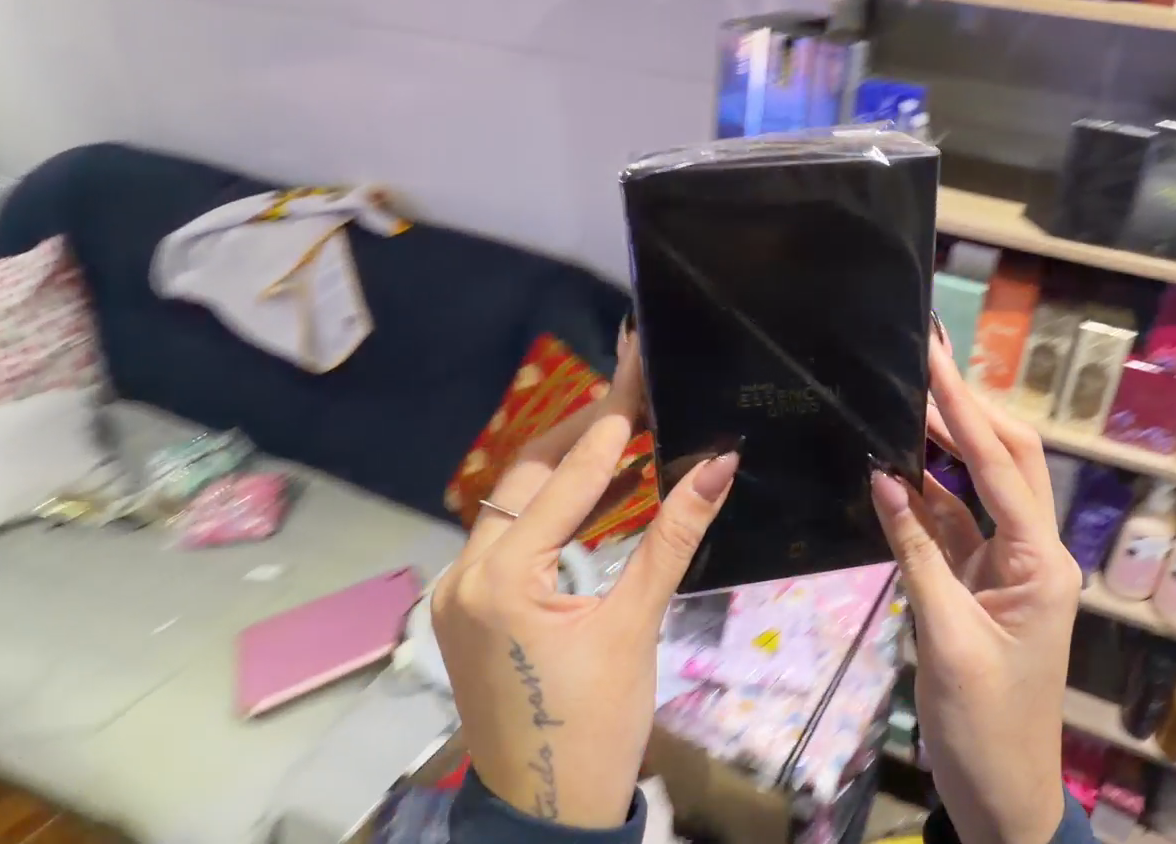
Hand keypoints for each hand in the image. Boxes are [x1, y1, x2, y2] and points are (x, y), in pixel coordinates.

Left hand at [432, 327, 738, 826]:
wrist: (547, 810)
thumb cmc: (597, 723)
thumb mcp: (637, 624)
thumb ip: (673, 535)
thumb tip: (717, 463)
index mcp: (501, 581)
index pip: (562, 482)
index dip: (607, 426)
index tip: (635, 374)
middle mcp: (465, 573)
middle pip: (525, 478)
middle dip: (579, 431)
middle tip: (630, 392)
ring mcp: (458, 588)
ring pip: (513, 502)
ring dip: (565, 464)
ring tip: (619, 425)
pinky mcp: (468, 602)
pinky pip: (510, 532)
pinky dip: (552, 504)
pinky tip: (592, 486)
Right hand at [871, 338, 1080, 843]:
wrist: (1003, 796)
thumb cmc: (984, 726)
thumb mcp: (945, 638)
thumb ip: (916, 552)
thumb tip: (883, 478)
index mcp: (1042, 560)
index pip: (1000, 466)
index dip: (965, 409)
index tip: (935, 360)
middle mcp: (1035, 550)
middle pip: (1008, 460)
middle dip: (970, 410)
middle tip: (927, 364)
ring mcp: (1009, 564)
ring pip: (980, 487)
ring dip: (949, 446)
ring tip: (910, 400)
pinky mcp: (983, 581)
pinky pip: (956, 523)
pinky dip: (928, 495)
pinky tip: (899, 469)